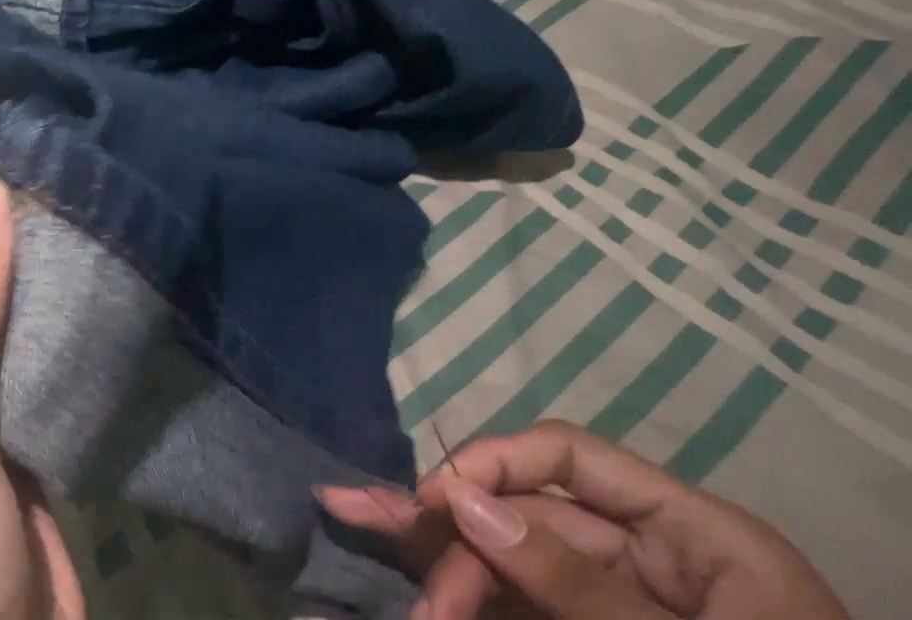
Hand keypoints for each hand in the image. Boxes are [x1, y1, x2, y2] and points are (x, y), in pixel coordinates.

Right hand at [317, 420, 846, 619]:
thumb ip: (573, 579)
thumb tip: (461, 499)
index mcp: (692, 534)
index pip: (567, 458)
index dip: (493, 462)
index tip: (433, 498)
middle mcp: (643, 555)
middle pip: (520, 516)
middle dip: (453, 538)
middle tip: (371, 538)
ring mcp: (609, 602)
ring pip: (504, 562)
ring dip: (447, 576)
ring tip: (398, 589)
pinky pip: (512, 606)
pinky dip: (470, 604)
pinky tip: (427, 600)